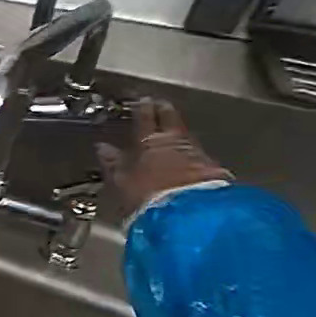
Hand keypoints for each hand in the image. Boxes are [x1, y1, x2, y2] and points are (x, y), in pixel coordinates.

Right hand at [97, 98, 230, 216]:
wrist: (189, 216)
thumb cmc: (149, 198)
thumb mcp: (123, 182)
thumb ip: (114, 163)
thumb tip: (103, 148)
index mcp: (149, 140)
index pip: (145, 118)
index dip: (143, 108)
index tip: (143, 100)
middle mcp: (174, 141)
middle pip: (170, 119)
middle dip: (165, 110)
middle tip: (162, 104)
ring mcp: (196, 152)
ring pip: (186, 134)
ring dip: (180, 131)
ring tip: (175, 130)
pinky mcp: (213, 168)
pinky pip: (199, 153)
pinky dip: (193, 152)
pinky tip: (192, 156)